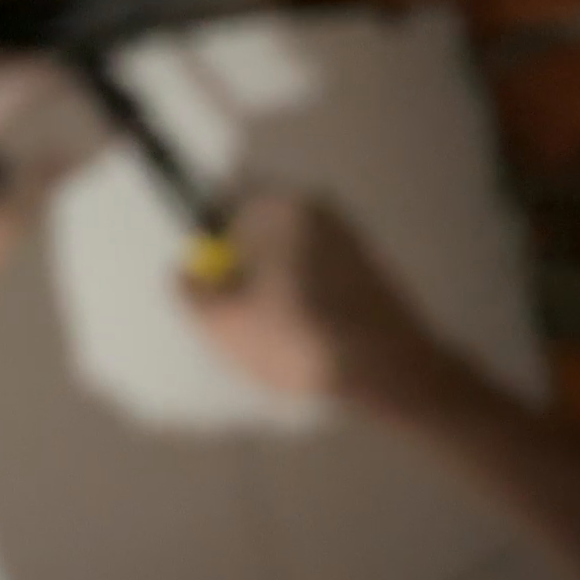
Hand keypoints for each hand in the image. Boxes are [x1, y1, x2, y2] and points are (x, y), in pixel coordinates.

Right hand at [180, 194, 440, 403]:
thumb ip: (189, 288)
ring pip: (286, 257)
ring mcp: (350, 238)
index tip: (201, 276)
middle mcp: (318, 209)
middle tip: (228, 310)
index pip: (220, 204)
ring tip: (267, 332)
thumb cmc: (297, 337)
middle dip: (238, 266)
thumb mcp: (221, 320)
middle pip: (255, 232)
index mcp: (281, 207)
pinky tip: (301, 337)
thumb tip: (186, 271)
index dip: (203, 240)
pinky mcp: (370, 271)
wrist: (392, 375)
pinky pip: (315, 276)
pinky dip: (301, 298)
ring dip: (269, 285)